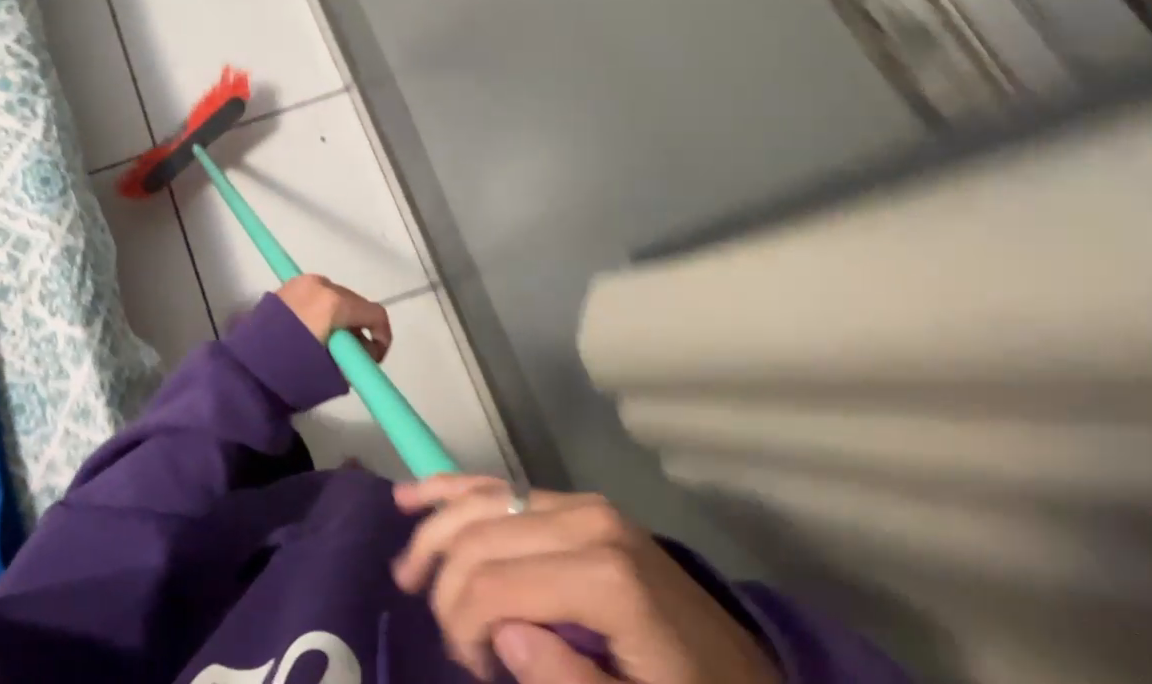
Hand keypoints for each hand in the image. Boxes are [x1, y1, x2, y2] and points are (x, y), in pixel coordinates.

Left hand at [274, 275, 390, 361]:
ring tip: (330, 346)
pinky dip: (322, 312)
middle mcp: (321, 285)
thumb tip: (365, 349)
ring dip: (340, 318)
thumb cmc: (294, 372)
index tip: (376, 356)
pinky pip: (315, 297)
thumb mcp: (336, 370)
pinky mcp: (286, 288)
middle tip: (353, 355)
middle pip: (354, 303)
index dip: (383, 336)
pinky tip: (313, 334)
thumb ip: (359, 355)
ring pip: (334, 298)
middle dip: (359, 327)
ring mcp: (301, 283)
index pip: (374, 313)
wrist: (246, 369)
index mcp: (335, 303)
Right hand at [392, 475, 779, 683]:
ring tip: (407, 576)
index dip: (463, 630)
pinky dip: (454, 490)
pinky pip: (503, 487)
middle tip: (456, 648)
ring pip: (480, 504)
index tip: (475, 673)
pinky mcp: (579, 505)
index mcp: (606, 578)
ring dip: (434, 535)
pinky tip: (413, 497)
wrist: (744, 679)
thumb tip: (502, 636)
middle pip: (479, 541)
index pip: (493, 586)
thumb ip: (571, 682)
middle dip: (447, 592)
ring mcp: (583, 506)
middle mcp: (588, 523)